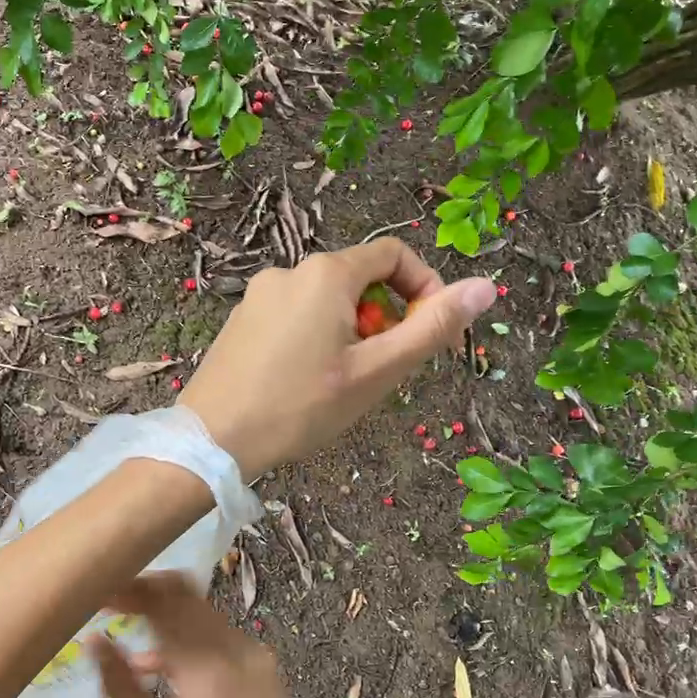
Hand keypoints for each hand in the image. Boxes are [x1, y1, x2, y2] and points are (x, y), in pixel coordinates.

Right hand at [91, 574, 348, 697]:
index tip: (92, 594)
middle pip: (185, 595)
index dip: (124, 588)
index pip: (160, 597)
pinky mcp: (268, 679)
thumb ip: (123, 689)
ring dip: (167, 620)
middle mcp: (235, 648)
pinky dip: (189, 642)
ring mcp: (258, 662)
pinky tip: (165, 676)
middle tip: (107, 610)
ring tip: (129, 651)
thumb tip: (95, 641)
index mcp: (205, 663)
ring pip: (203, 616)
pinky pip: (220, 640)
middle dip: (144, 595)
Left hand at [177, 239, 496, 475]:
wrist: (210, 441)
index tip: (429, 334)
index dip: (424, 289)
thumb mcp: (375, 372)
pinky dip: (313, 342)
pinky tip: (302, 387)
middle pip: (357, 281)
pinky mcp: (237, 324)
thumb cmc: (297, 409)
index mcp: (324, 274)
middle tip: (378, 372)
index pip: (393, 255)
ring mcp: (255, 298)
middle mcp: (286, 273)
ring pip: (323, 304)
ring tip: (339, 386)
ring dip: (348, 335)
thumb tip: (485, 286)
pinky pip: (291, 319)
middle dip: (381, 320)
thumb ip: (432, 328)